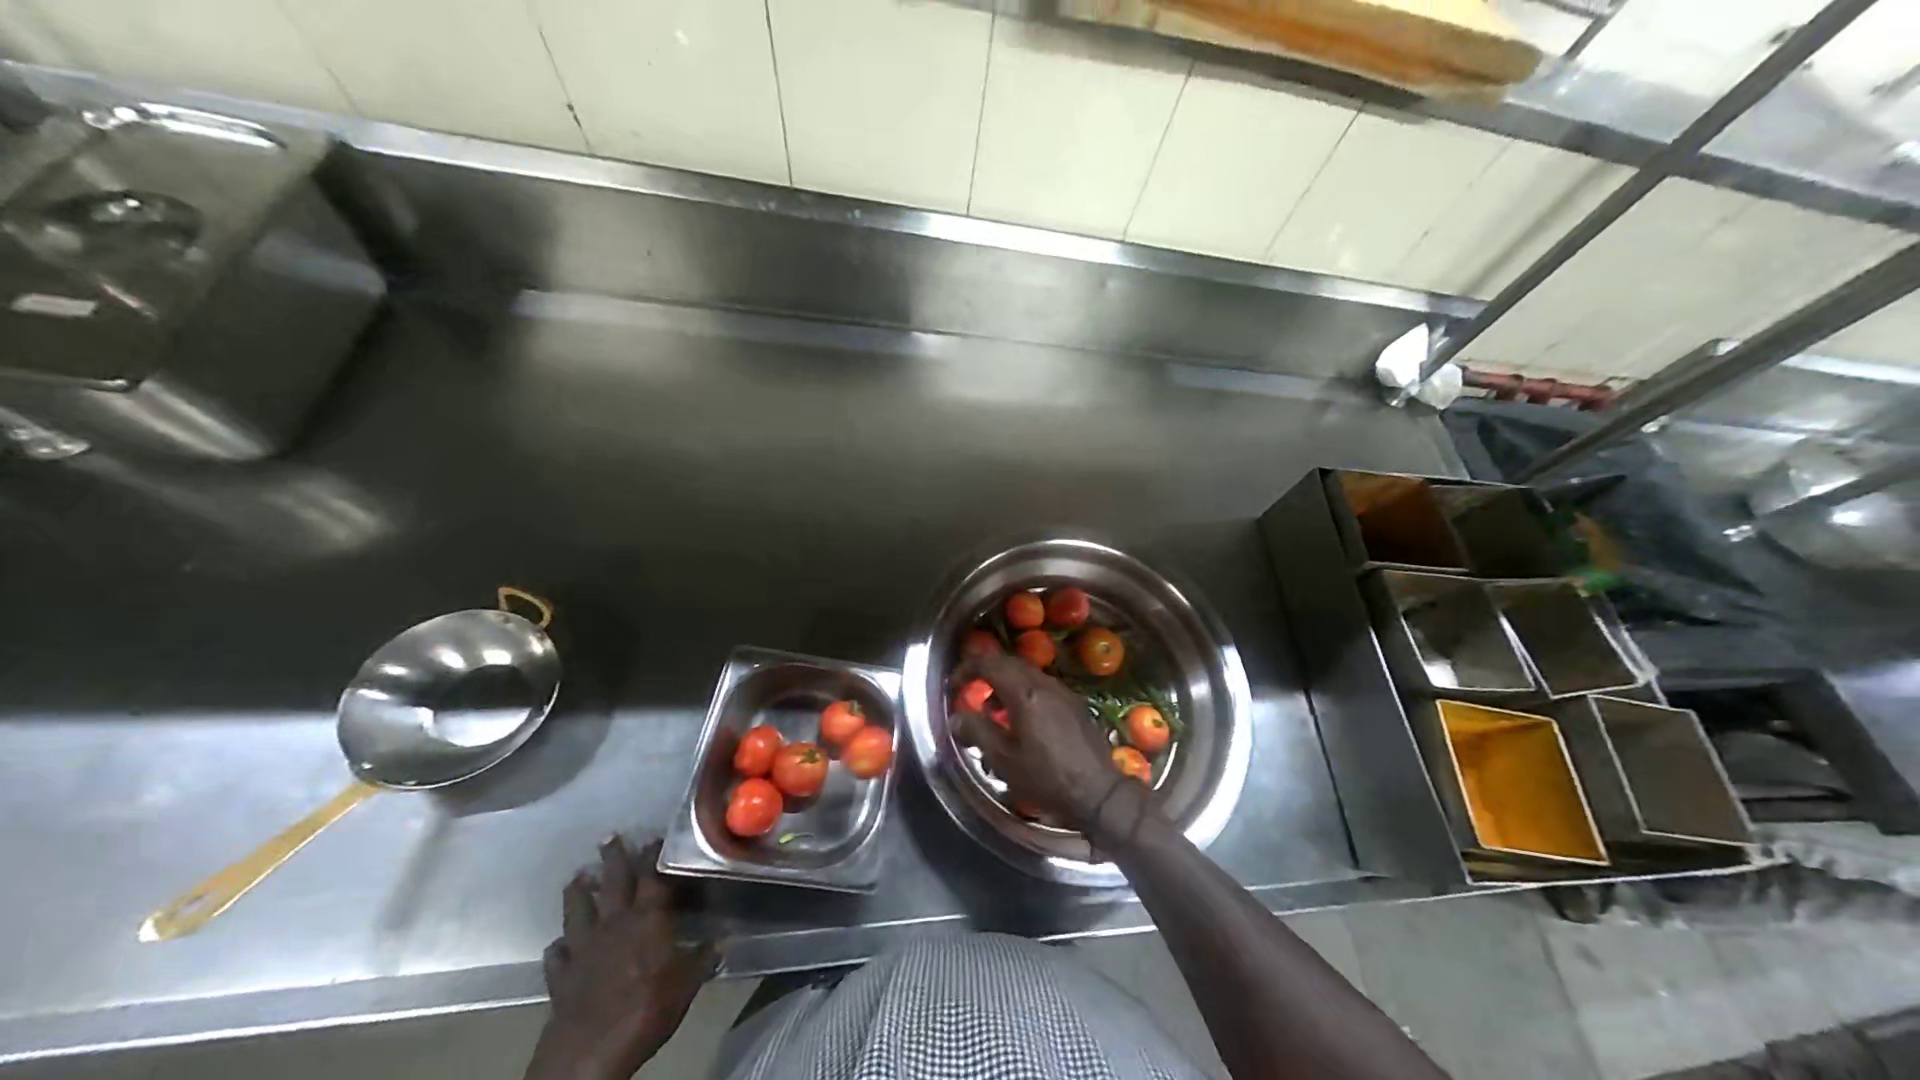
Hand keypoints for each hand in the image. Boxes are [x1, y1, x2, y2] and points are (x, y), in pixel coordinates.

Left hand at [524, 837, 717, 1079]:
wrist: (592, 1047)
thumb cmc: (649, 1006)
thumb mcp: (688, 982)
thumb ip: (702, 958)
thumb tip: (720, 942)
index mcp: (648, 918)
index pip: (653, 876)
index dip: (655, 855)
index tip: (656, 837)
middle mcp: (614, 922)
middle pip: (613, 882)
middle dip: (613, 857)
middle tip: (609, 837)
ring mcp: (583, 947)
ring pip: (578, 909)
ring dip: (577, 892)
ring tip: (577, 877)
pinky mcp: (561, 974)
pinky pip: (557, 954)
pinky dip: (559, 946)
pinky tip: (559, 944)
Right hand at [953, 652, 1128, 832]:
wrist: (1098, 793)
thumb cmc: (1046, 777)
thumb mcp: (1003, 759)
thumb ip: (976, 732)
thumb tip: (956, 717)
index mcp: (1025, 693)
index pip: (990, 663)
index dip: (967, 669)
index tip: (954, 685)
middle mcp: (1045, 684)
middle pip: (1010, 663)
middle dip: (986, 672)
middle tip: (970, 692)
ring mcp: (1063, 693)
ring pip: (1027, 674)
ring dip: (1005, 684)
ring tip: (993, 712)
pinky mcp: (1075, 705)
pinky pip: (1043, 687)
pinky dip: (1024, 693)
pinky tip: (1022, 721)